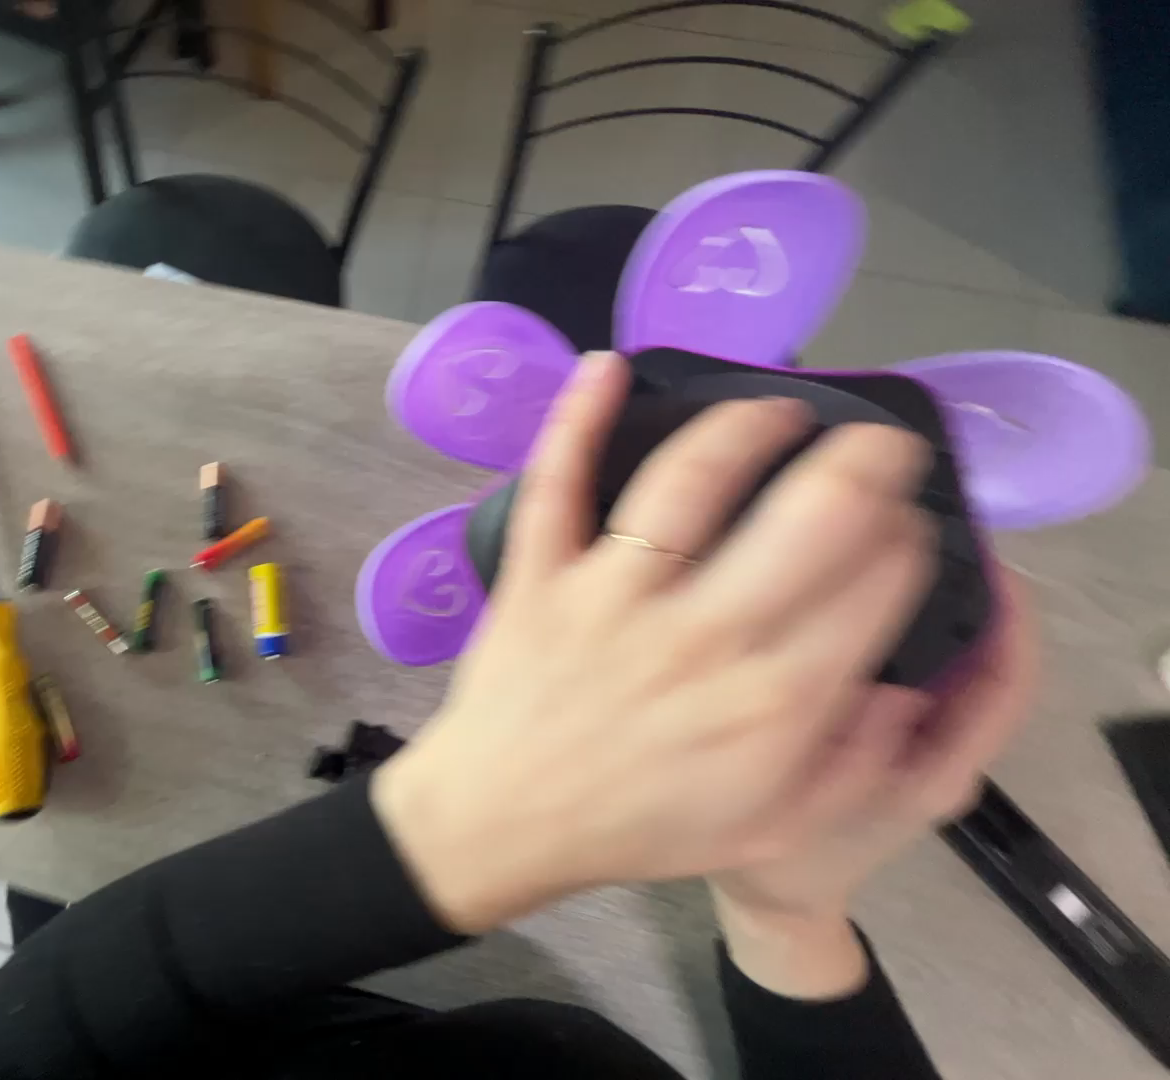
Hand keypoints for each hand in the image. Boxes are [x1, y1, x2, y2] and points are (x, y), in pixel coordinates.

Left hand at [373, 351, 943, 933]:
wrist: (502, 814)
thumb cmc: (632, 823)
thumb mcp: (767, 828)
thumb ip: (852, 764)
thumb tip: (899, 682)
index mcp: (773, 696)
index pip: (874, 582)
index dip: (902, 538)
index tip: (897, 525)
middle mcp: (698, 632)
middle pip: (808, 517)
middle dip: (861, 463)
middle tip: (868, 447)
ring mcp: (605, 595)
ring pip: (686, 483)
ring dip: (742, 426)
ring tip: (774, 408)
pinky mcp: (534, 578)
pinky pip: (554, 487)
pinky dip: (575, 421)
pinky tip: (605, 367)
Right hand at [708, 569, 1035, 926]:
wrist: (772, 899)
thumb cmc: (786, 859)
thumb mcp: (807, 810)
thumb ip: (848, 752)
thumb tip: (879, 680)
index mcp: (938, 764)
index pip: (1000, 675)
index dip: (1000, 612)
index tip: (970, 548)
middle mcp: (937, 745)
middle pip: (974, 655)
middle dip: (954, 589)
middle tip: (904, 527)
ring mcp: (906, 739)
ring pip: (930, 659)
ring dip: (911, 604)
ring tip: (861, 550)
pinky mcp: (870, 732)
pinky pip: (882, 668)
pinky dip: (867, 628)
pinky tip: (818, 597)